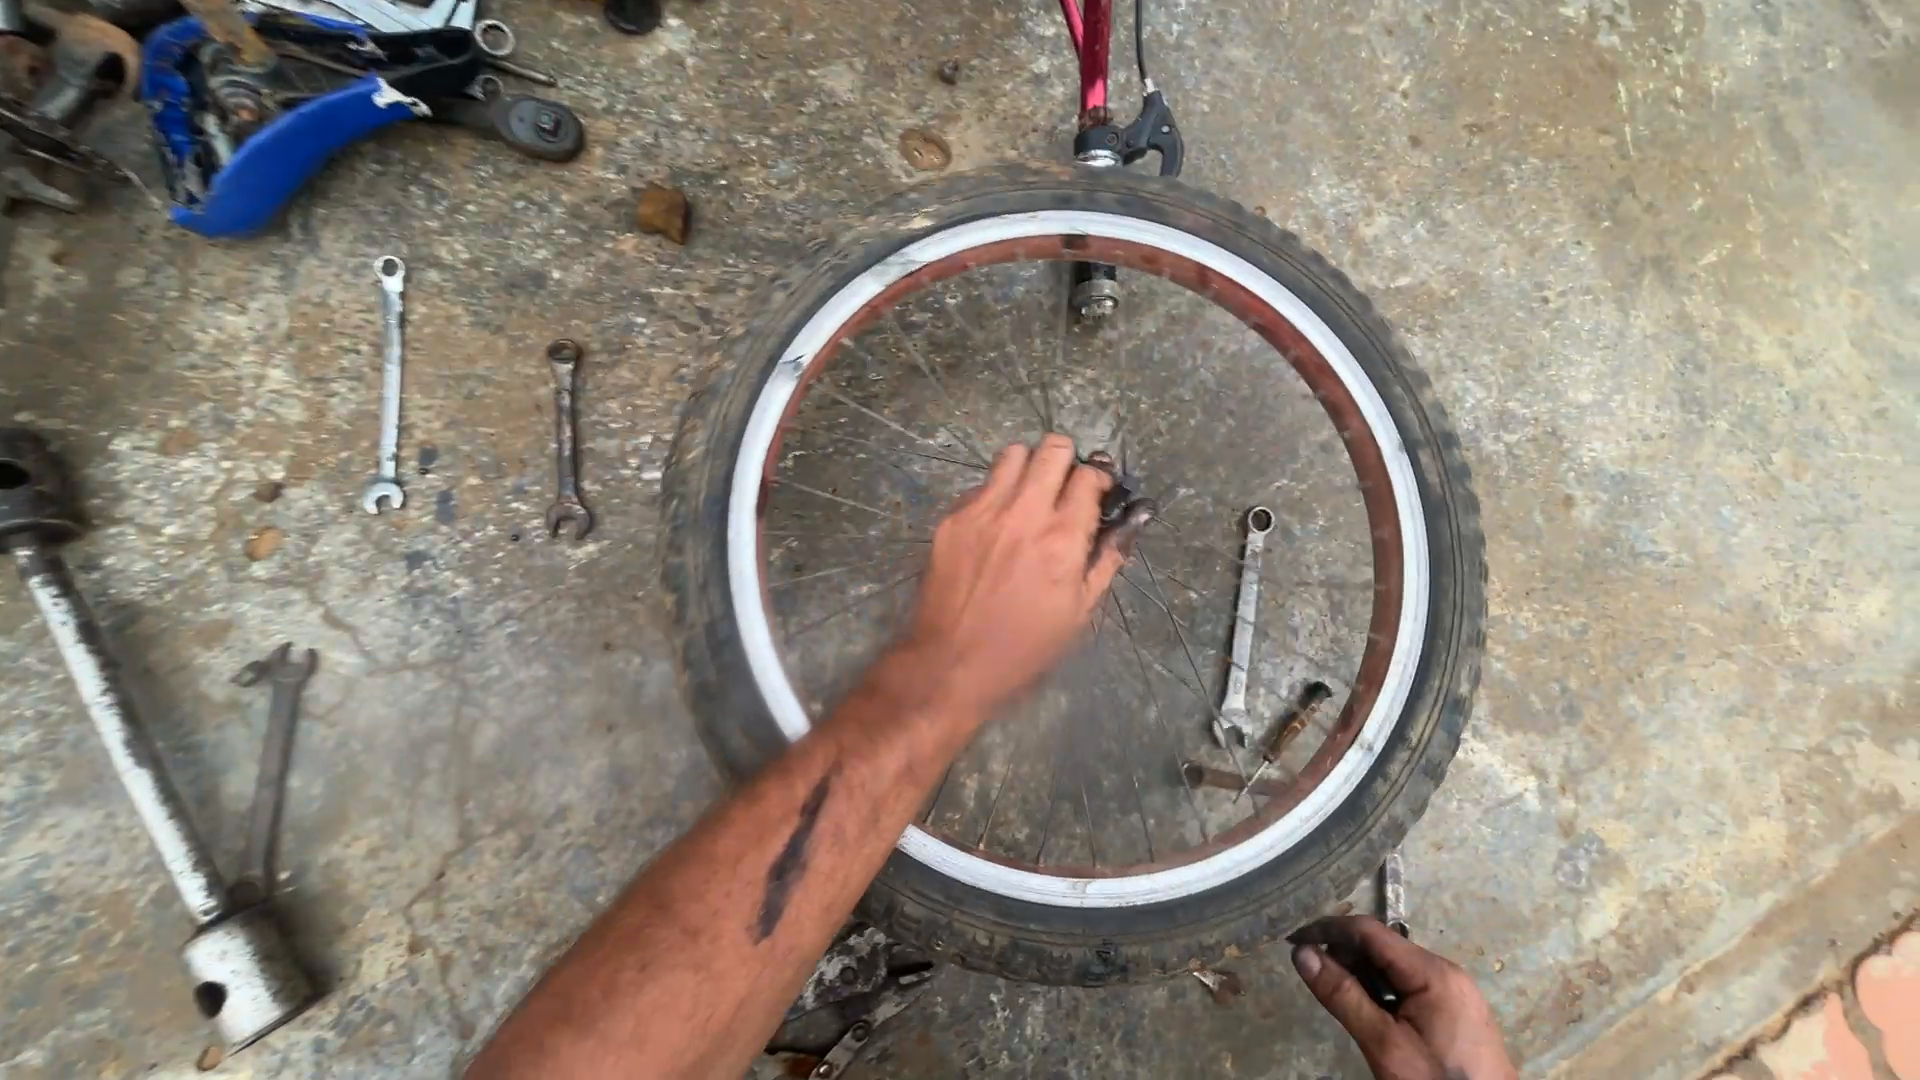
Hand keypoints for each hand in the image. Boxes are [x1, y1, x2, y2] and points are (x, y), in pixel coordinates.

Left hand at [901, 435, 1150, 712]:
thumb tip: (1129, 523)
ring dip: (1028, 466)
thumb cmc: (1025, 647)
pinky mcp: (951, 519)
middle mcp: (1023, 513)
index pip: (1088, 477)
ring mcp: (982, 511)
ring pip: (1012, 454)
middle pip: (1053, 449)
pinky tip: (995, 524)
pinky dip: (995, 493)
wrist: (951, 663)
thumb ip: (1105, 560)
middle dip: (1066, 460)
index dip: (1098, 480)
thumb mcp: (1079, 612)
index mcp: (1062, 538)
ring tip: (1028, 494)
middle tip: (1064, 484)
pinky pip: (981, 485)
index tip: (1096, 493)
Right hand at [1291, 917, 1516, 1079]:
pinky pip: (1408, 988)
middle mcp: (1446, 973)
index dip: (1327, 930)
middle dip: (1343, 956)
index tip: (1293, 942)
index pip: (1369, 931)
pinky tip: (1369, 1015)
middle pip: (1382, 948)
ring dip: (1361, 976)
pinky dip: (1382, 993)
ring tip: (1338, 999)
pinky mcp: (1456, 1015)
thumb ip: (1342, 995)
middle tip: (1315, 979)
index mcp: (1433, 972)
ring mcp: (1454, 994)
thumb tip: (1300, 953)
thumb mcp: (1384, 1044)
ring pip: (1393, 969)